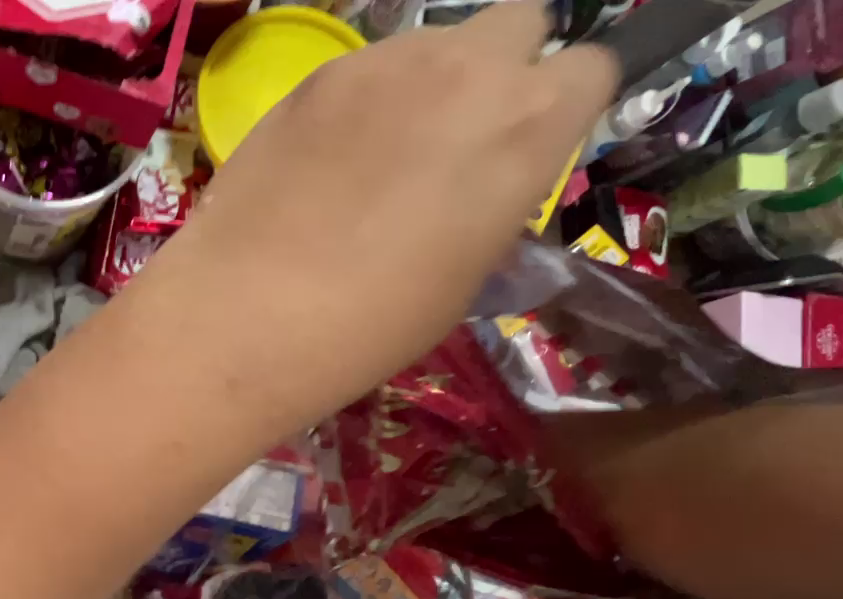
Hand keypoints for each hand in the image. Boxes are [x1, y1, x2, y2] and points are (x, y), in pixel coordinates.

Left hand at [124, 2, 617, 427]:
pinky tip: (319, 165)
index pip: (592, 67)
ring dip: (425, 85)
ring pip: (433, 43)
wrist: (251, 317)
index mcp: (530, 124)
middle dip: (501, 71)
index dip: (562, 109)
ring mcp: (384, 63)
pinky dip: (358, 104)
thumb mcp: (464, 283)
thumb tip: (488, 192)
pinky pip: (360, 70)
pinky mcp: (313, 77)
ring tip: (373, 162)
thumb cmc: (371, 325)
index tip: (528, 151)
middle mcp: (468, 69)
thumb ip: (494, 208)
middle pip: (518, 25)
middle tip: (454, 143)